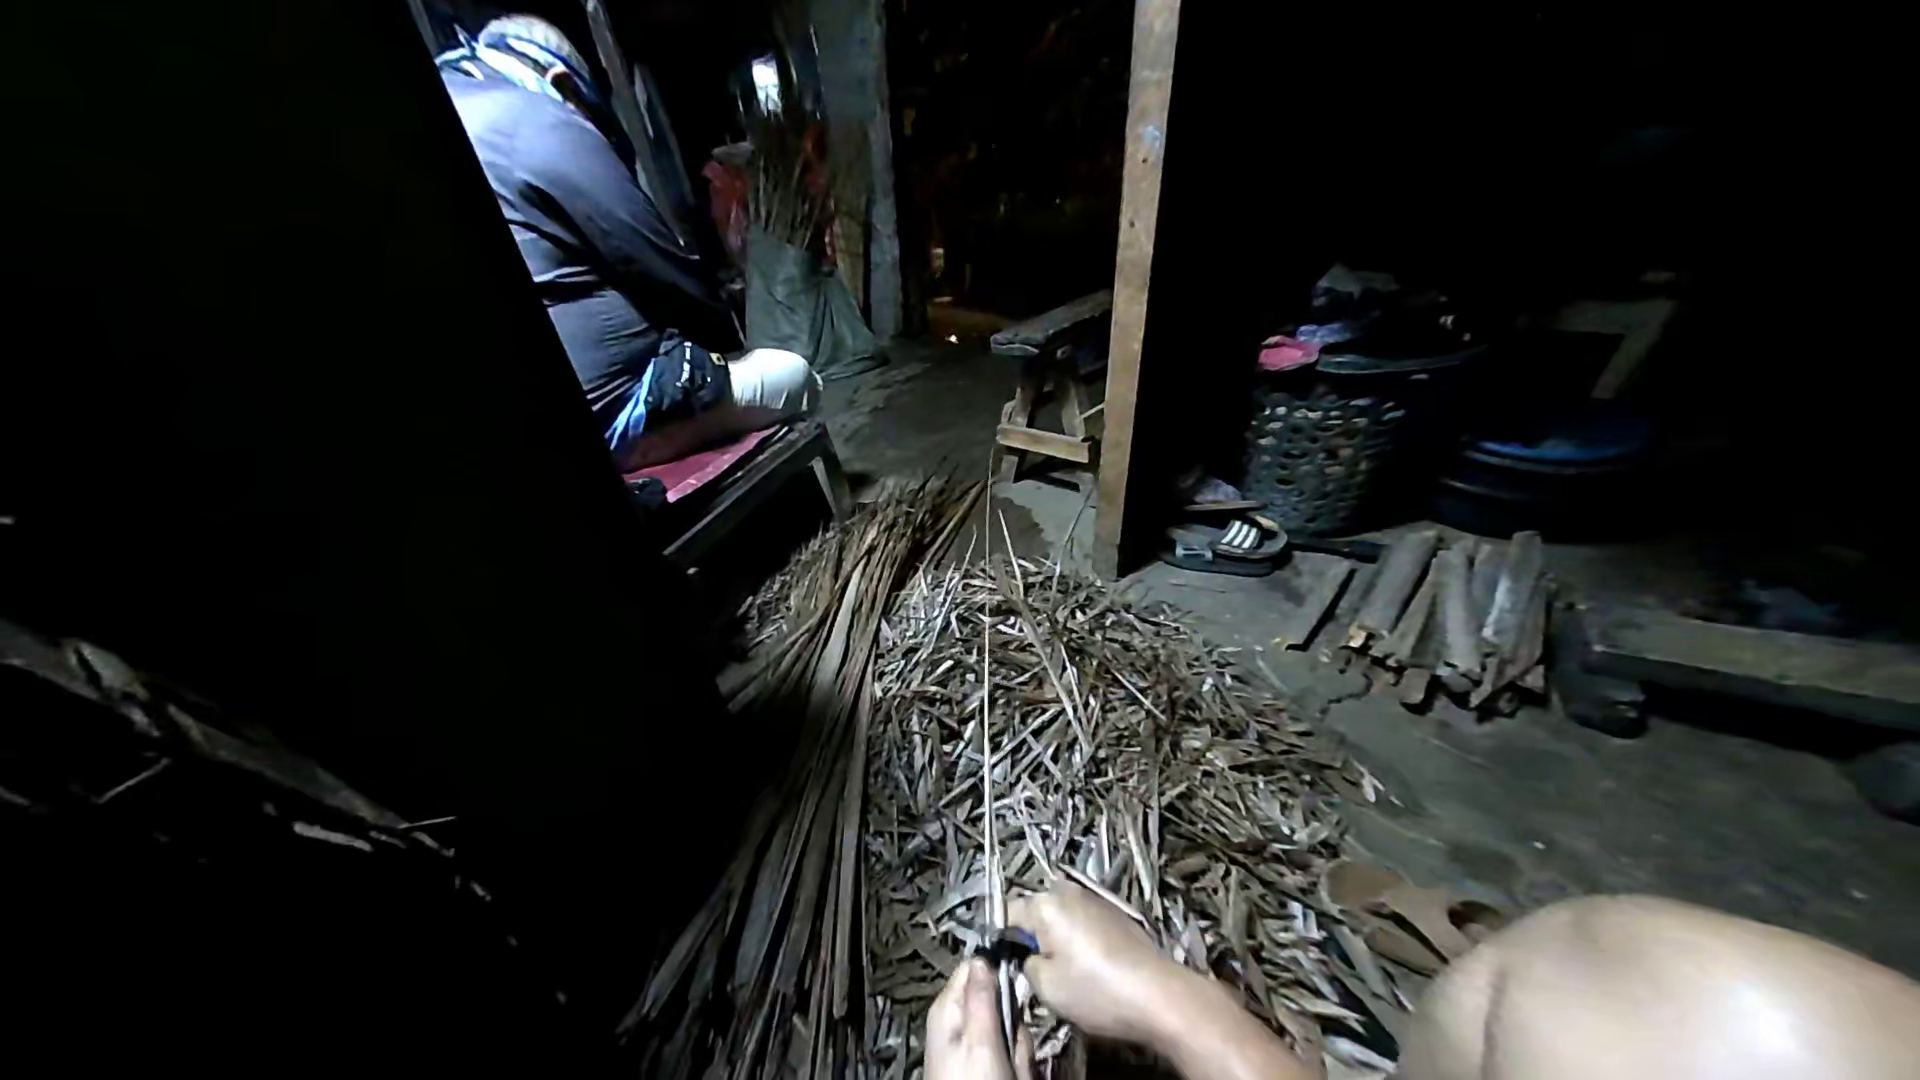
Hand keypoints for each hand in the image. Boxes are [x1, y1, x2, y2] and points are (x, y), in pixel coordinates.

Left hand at [925, 957, 1034, 1079]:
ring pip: (1007, 1029)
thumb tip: (983, 956)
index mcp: (948, 1005)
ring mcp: (968, 1043)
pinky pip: (1006, 1053)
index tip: (1014, 995)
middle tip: (1011, 1045)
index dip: (998, 974)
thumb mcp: (979, 1040)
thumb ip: (981, 995)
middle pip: (996, 1000)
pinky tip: (1011, 1076)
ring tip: (1011, 1068)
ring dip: (1016, 1047)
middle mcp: (956, 1019)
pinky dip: (1014, 1065)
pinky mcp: (979, 1063)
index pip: (975, 965)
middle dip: (1012, 1021)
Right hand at [1007, 882, 1189, 1045]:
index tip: (1002, 955)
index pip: (1007, 910)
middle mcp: (1067, 891)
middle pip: (1035, 908)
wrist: (1156, 993)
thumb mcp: (1047, 987)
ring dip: (1056, 932)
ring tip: (1065, 966)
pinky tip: (1089, 963)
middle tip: (1036, 966)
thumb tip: (1027, 956)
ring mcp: (1093, 898)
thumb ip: (1026, 964)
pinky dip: (1078, 934)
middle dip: (1031, 932)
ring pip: (1061, 913)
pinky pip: (1083, 918)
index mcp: (1045, 903)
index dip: (1000, 934)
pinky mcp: (1113, 911)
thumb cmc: (1097, 989)